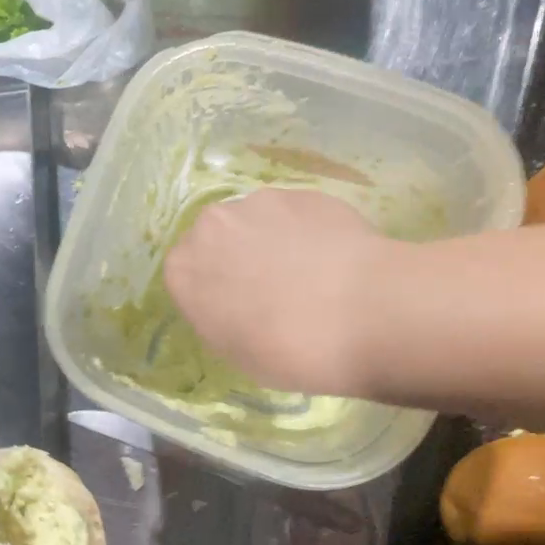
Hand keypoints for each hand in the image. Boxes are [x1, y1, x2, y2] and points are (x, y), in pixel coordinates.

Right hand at [163, 188, 391, 397]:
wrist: (362, 312)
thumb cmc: (287, 350)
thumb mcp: (235, 352)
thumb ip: (221, 318)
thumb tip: (237, 305)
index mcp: (183, 270)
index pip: (186, 274)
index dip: (211, 291)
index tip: (234, 310)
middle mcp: (211, 225)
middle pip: (216, 239)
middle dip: (236, 258)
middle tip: (270, 290)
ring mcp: (260, 202)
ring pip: (256, 222)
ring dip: (272, 241)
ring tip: (309, 274)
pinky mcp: (305, 192)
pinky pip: (296, 215)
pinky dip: (307, 232)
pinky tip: (334, 260)